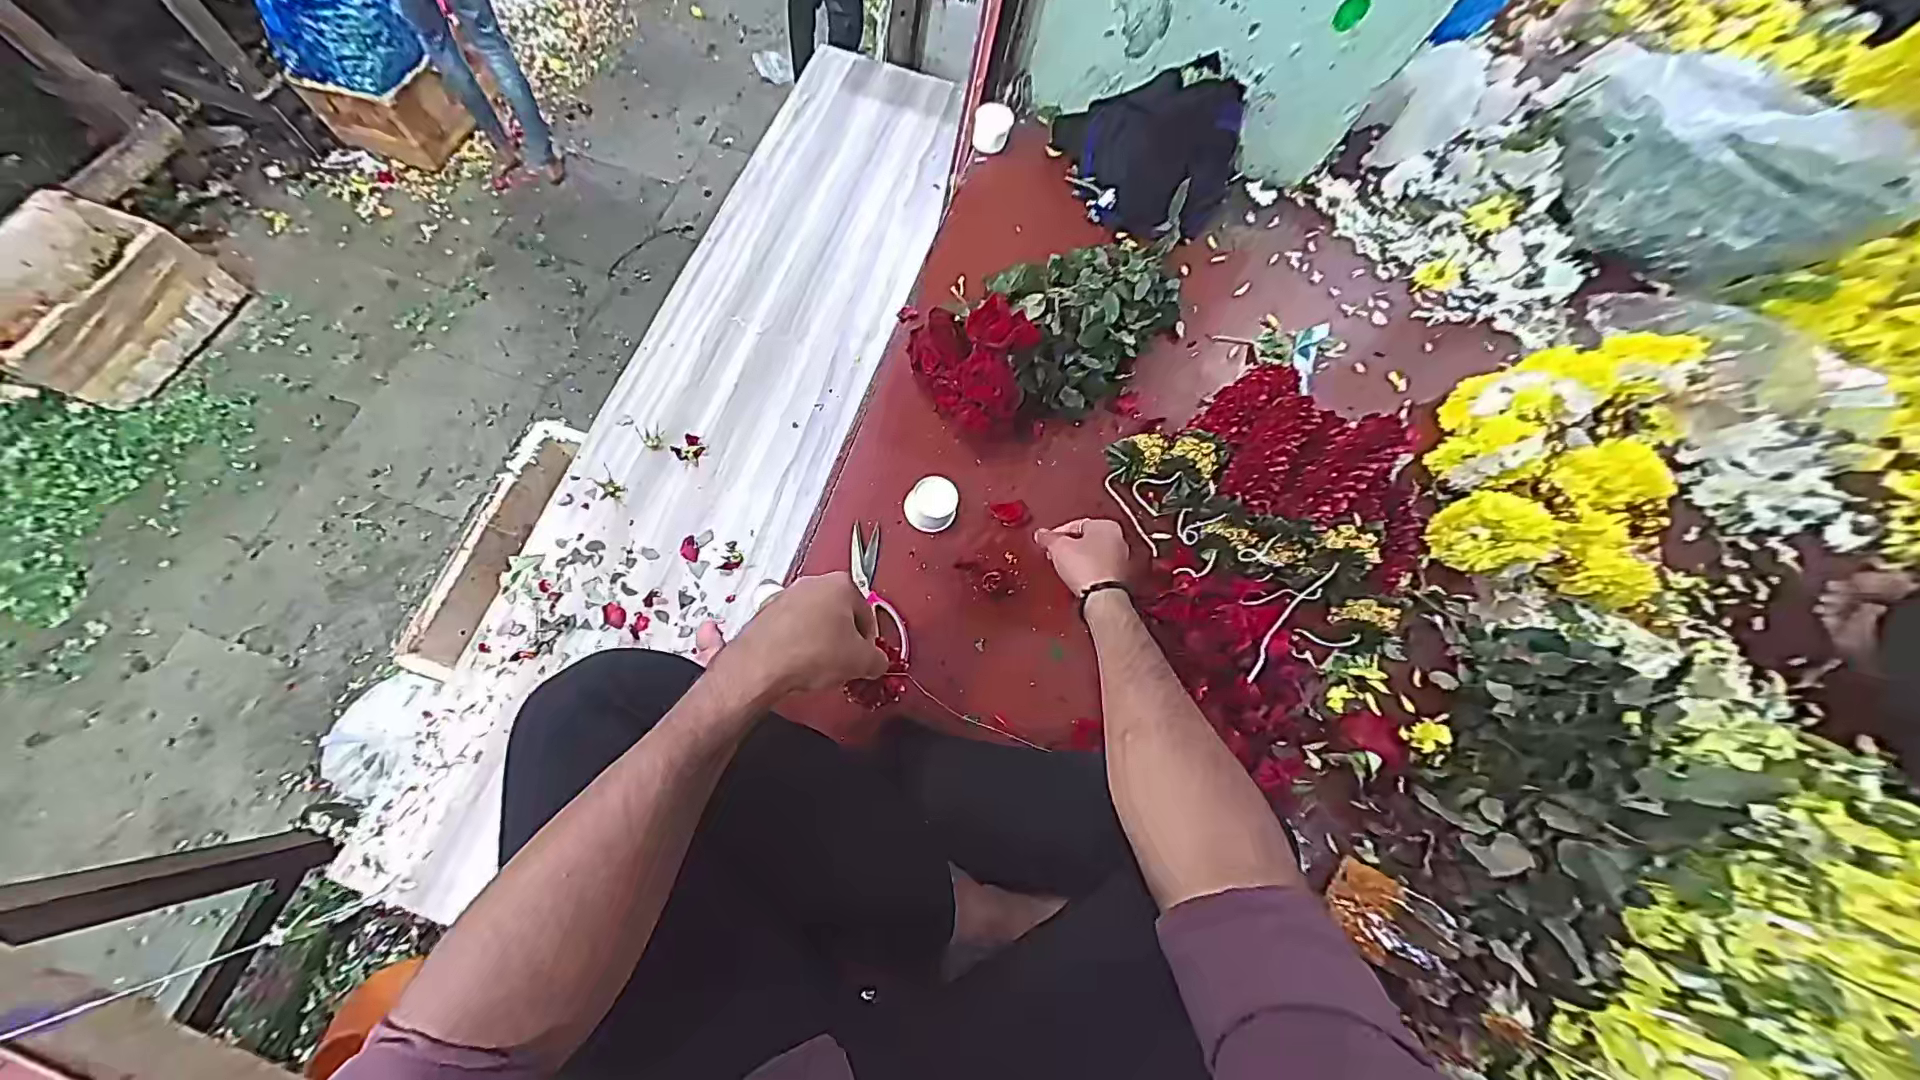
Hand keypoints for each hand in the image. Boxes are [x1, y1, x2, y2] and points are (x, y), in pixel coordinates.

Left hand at [715, 572, 889, 696]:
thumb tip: (876, 663)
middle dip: (844, 638)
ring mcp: (787, 596)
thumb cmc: (810, 653)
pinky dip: (798, 644)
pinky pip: (792, 629)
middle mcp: (813, 583)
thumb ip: (878, 660)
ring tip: (820, 666)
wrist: (762, 665)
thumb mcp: (861, 662)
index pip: (867, 613)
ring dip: (821, 641)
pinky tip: (799, 664)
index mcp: (841, 584)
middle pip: (840, 614)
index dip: (869, 640)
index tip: (866, 656)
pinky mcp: (766, 613)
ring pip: (815, 620)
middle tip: (845, 662)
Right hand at [1034, 518, 1130, 595]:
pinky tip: (1078, 578)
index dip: (1058, 533)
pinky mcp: (1120, 577)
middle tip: (1054, 553)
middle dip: (1069, 546)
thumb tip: (1042, 534)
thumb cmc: (1087, 567)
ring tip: (1064, 567)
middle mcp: (1118, 539)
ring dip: (1079, 559)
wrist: (1101, 594)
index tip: (1048, 540)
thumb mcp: (1058, 547)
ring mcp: (1121, 559)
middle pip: (1087, 539)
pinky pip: (1098, 569)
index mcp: (1106, 525)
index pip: (1077, 524)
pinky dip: (1088, 571)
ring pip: (1094, 554)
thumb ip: (1048, 538)